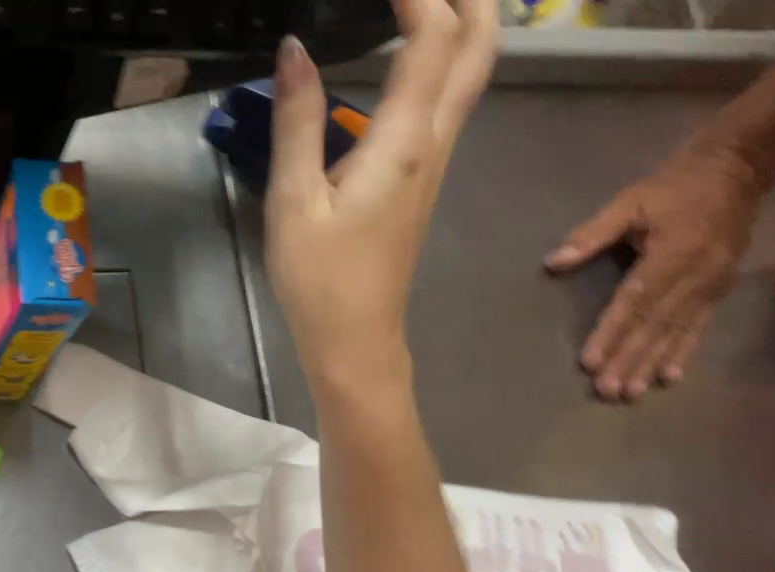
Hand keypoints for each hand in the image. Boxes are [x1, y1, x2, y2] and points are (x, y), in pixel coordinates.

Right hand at [263, 0, 497, 393]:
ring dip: (463, 22)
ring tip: (424, 4)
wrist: (355, 336)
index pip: (433, 39)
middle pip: (480, 45)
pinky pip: (450, 99)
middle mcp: (434, 141)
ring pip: (473, 70)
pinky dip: (443, 59)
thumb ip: (297, 125)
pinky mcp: (423, 178)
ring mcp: (436, 161)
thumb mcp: (294, 203)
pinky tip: (410, 59)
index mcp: (404, 142)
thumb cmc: (320, 277)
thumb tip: (295, 51)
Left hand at [545, 146, 764, 400]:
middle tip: (608, 391)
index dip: (610, 333)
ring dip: (652, 364)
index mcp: (670, 255)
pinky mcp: (719, 288)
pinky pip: (699, 326)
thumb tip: (553, 262)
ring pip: (676, 332)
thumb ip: (592, 234)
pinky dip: (683, 352)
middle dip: (629, 360)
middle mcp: (694, 275)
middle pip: (654, 325)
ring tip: (632, 393)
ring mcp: (711, 284)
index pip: (633, 302)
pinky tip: (670, 378)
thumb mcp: (630, 202)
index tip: (590, 362)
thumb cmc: (673, 188)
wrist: (740, 168)